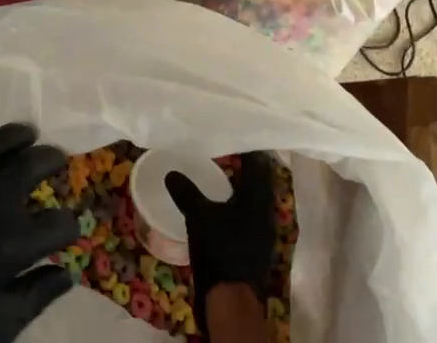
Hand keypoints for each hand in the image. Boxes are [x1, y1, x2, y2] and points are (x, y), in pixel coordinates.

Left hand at [0, 124, 75, 342]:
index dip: (70, 226)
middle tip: (59, 159)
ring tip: (29, 133)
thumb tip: (68, 273)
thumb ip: (37, 296)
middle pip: (32, 165)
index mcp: (12, 243)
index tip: (68, 229)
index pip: (60, 223)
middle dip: (52, 160)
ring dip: (16, 136)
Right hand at [166, 151, 276, 334]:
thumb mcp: (198, 217)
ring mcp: (262, 233)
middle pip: (258, 182)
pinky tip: (218, 209)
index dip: (246, 149)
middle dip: (242, 167)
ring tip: (217, 177)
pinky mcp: (254, 248)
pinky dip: (235, 207)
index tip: (231, 136)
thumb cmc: (219, 250)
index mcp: (257, 200)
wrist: (231, 300)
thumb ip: (186, 192)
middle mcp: (265, 213)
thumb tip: (171, 172)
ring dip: (238, 188)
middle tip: (221, 153)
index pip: (258, 164)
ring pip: (252, 201)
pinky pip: (247, 217)